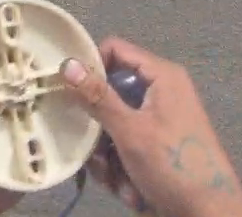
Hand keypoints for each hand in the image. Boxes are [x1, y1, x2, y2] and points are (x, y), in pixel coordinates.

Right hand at [59, 37, 241, 216]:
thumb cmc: (175, 168)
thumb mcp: (131, 131)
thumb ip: (97, 97)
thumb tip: (66, 63)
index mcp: (162, 77)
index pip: (114, 50)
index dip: (91, 66)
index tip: (70, 91)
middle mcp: (161, 94)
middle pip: (110, 92)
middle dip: (99, 127)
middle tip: (92, 148)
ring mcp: (160, 124)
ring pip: (114, 124)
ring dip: (109, 155)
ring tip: (116, 179)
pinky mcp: (159, 150)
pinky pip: (126, 147)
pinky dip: (123, 170)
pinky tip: (131, 191)